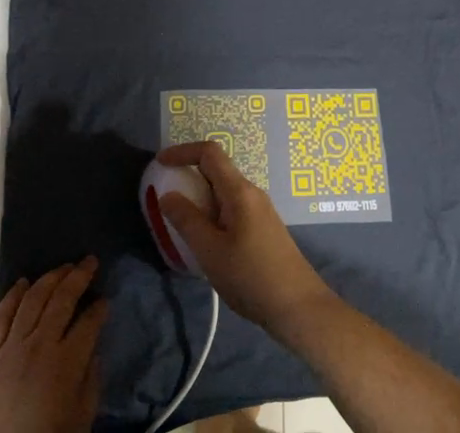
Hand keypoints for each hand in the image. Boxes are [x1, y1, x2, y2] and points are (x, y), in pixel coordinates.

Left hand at [0, 257, 107, 432]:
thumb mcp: (78, 420)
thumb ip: (90, 384)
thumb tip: (94, 352)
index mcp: (65, 363)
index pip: (88, 324)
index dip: (99, 309)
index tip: (105, 299)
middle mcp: (39, 345)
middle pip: (62, 300)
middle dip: (79, 276)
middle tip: (90, 261)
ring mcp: (10, 343)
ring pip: (33, 299)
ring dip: (51, 278)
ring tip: (64, 266)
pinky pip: (1, 313)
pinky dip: (13, 294)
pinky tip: (23, 283)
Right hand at [155, 142, 336, 336]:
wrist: (299, 307)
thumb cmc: (251, 276)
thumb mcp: (210, 250)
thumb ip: (186, 220)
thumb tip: (167, 195)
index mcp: (239, 191)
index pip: (209, 153)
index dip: (182, 152)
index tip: (160, 165)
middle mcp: (252, 194)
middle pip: (216, 171)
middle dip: (188, 178)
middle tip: (165, 200)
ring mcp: (260, 212)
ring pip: (223, 193)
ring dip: (200, 199)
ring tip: (180, 224)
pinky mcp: (263, 230)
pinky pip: (232, 210)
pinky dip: (212, 214)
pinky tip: (205, 242)